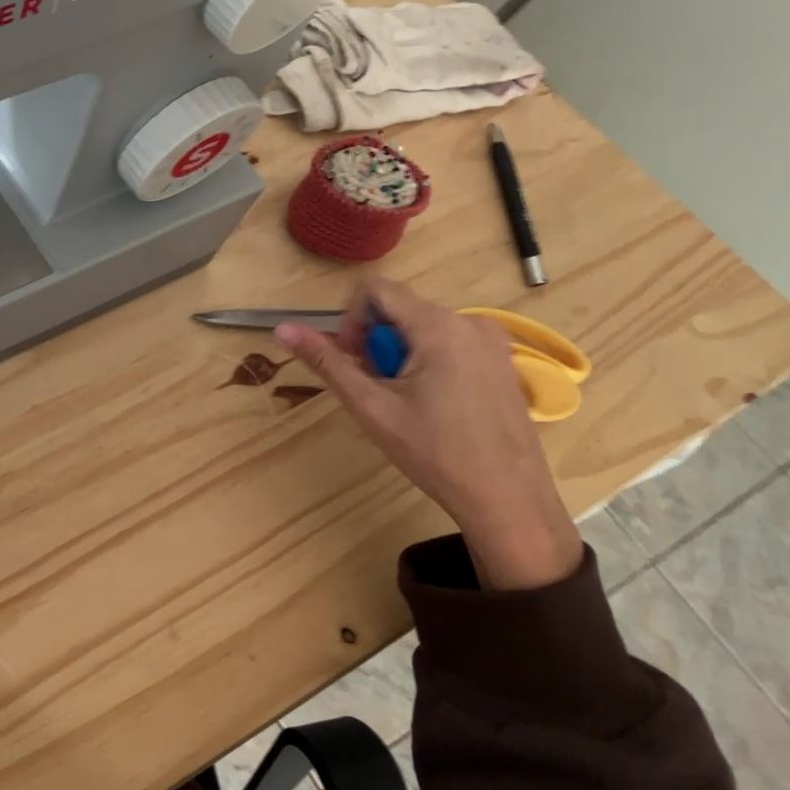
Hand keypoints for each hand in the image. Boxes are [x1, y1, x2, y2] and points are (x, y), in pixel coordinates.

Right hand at [274, 277, 581, 589]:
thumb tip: (283, 329)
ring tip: (402, 400)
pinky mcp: (503, 363)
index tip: (351, 358)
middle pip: (399, 310)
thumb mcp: (369, 405)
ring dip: (398, 354)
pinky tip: (432, 405)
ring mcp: (493, 343)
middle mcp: (471, 323)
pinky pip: (449, 343)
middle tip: (373, 387)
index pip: (375, 290)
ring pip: (421, 328)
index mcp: (438, 326)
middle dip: (373, 341)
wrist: (507, 498)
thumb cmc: (433, 451)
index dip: (350, 319)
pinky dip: (426, 363)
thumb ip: (326, 361)